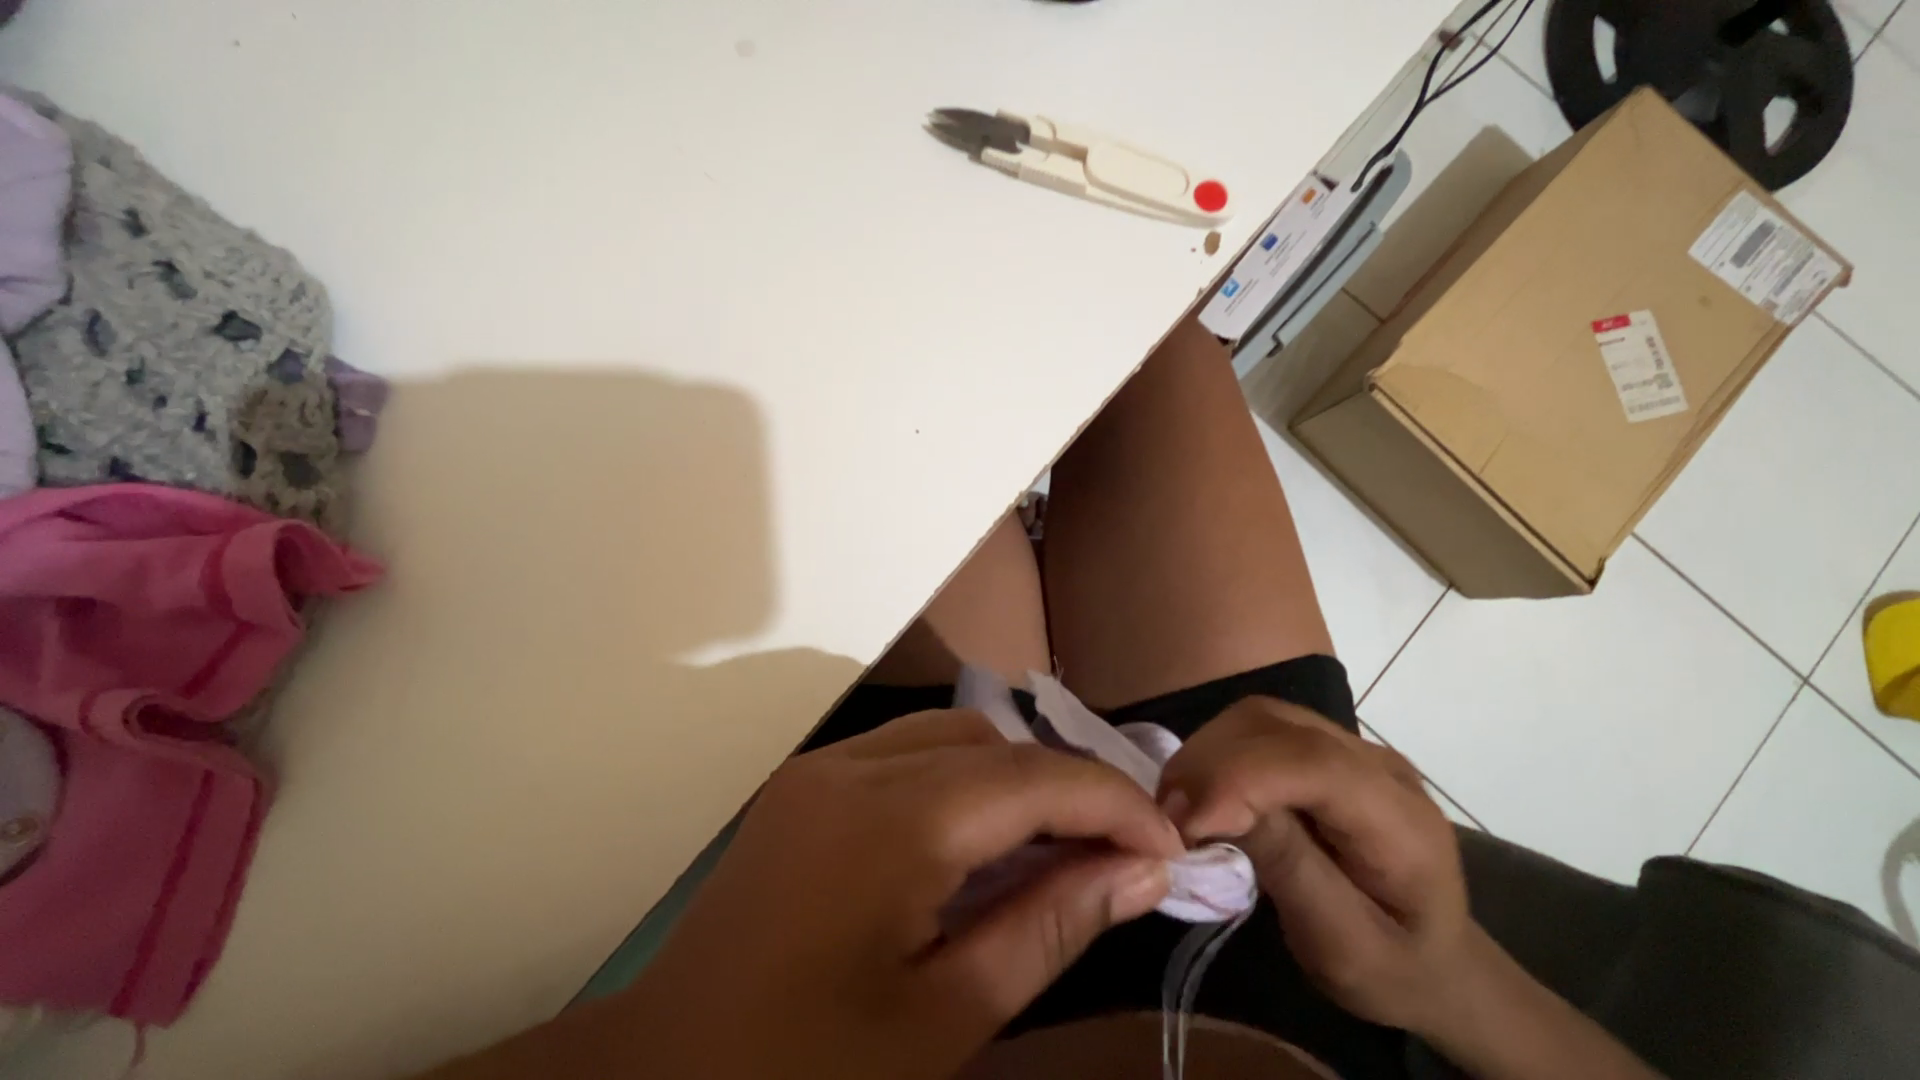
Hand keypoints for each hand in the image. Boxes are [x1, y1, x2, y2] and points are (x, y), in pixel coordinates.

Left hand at [628, 709, 1183, 1079]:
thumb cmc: (812, 1063)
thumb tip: (1141, 870)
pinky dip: (961, 779)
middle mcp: (853, 768)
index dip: (1114, 803)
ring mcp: (820, 767)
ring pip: (951, 736)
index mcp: (890, 823)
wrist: (669, 1069)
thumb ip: (1050, 925)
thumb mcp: (947, 1015)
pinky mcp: (802, 783)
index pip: (1034, 778)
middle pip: (995, 743)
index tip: (1170, 846)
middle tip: (1119, 852)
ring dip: (1015, 777)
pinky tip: (978, 840)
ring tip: (1057, 845)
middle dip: (1068, 787)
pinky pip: (905, 754)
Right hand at [1158, 698, 1474, 1037]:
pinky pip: (1257, 729)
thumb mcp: (1343, 946)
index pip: (1315, 765)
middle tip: (1167, 821)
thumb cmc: (1393, 968)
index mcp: (1401, 821)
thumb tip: (1217, 806)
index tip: (1184, 824)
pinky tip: (1200, 794)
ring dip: (1206, 755)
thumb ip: (1292, 870)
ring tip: (1177, 809)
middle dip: (1210, 765)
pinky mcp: (1323, 748)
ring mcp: (1352, 747)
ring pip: (1259, 718)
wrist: (1436, 960)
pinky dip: (1215, 753)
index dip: (1239, 778)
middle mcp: (1378, 765)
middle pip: (1277, 728)